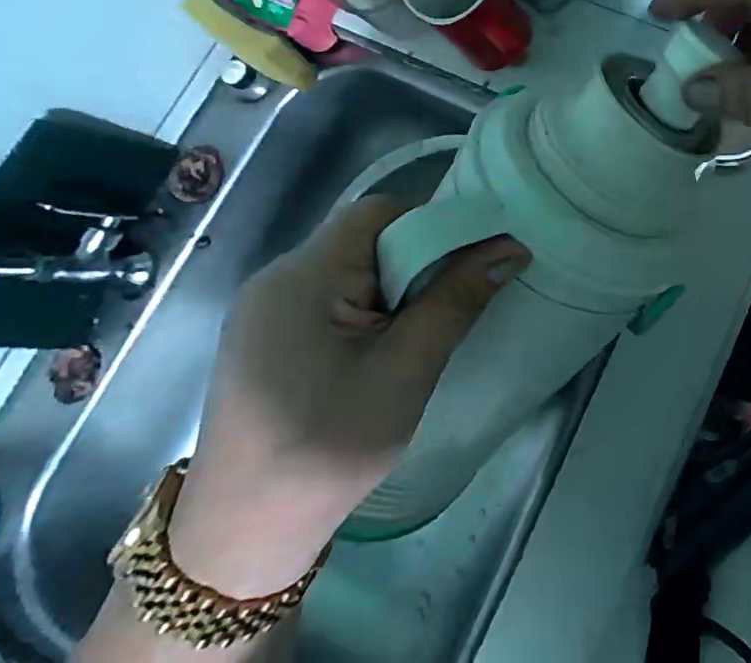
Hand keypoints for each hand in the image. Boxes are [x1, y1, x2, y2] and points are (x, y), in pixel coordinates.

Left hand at [168, 197, 528, 594]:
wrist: (241, 536)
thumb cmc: (328, 449)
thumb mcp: (406, 372)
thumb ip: (456, 302)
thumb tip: (508, 250)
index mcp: (304, 276)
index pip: (378, 213)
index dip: (431, 224)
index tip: (470, 262)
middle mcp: (277, 277)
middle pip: (362, 237)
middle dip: (415, 260)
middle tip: (451, 303)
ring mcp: (264, 308)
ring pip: (347, 268)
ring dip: (392, 287)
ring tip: (419, 331)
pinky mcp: (264, 337)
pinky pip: (327, 296)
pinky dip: (365, 307)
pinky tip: (380, 349)